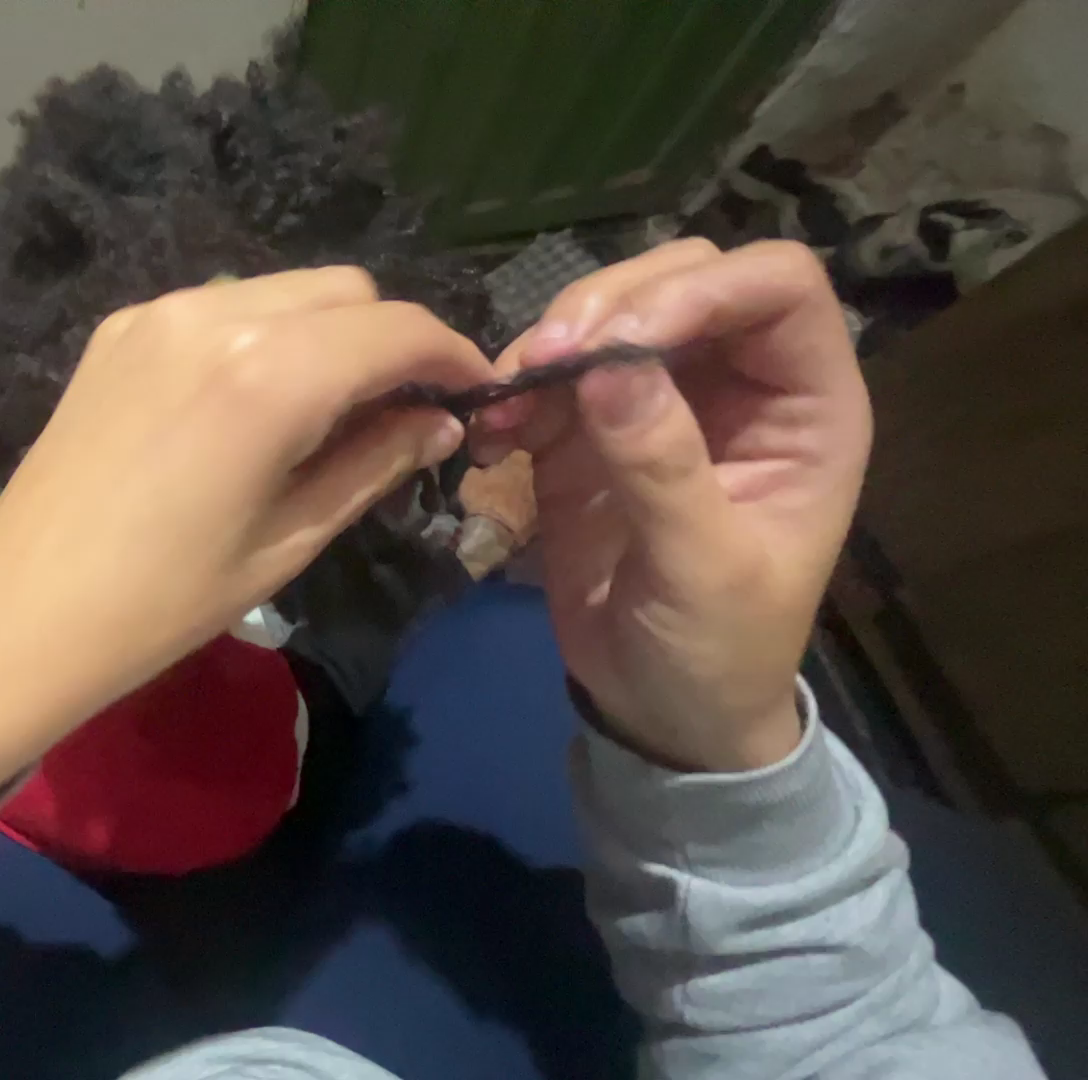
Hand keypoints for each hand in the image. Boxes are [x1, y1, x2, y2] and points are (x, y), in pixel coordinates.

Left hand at [0, 268, 492, 804]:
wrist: (27, 613)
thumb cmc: (164, 602)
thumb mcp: (287, 541)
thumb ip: (372, 464)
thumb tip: (436, 421)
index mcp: (268, 373)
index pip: (397, 327)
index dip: (449, 356)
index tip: (468, 397)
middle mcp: (212, 315)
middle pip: (343, 292)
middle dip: (386, 342)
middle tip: (392, 415)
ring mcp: (154, 316)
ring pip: (280, 292)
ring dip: (322, 337)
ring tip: (319, 412)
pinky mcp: (115, 333)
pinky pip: (216, 310)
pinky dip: (257, 338)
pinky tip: (244, 403)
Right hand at [468, 241, 871, 771]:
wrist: (652, 699)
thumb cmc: (714, 644)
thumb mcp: (703, 565)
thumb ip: (660, 464)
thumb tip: (604, 369)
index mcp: (800, 405)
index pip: (770, 289)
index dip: (692, 293)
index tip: (605, 344)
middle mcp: (727, 387)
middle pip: (675, 283)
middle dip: (601, 309)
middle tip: (538, 360)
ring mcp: (648, 409)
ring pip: (600, 325)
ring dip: (542, 351)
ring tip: (500, 404)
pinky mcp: (581, 441)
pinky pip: (544, 388)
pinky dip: (509, 398)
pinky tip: (486, 438)